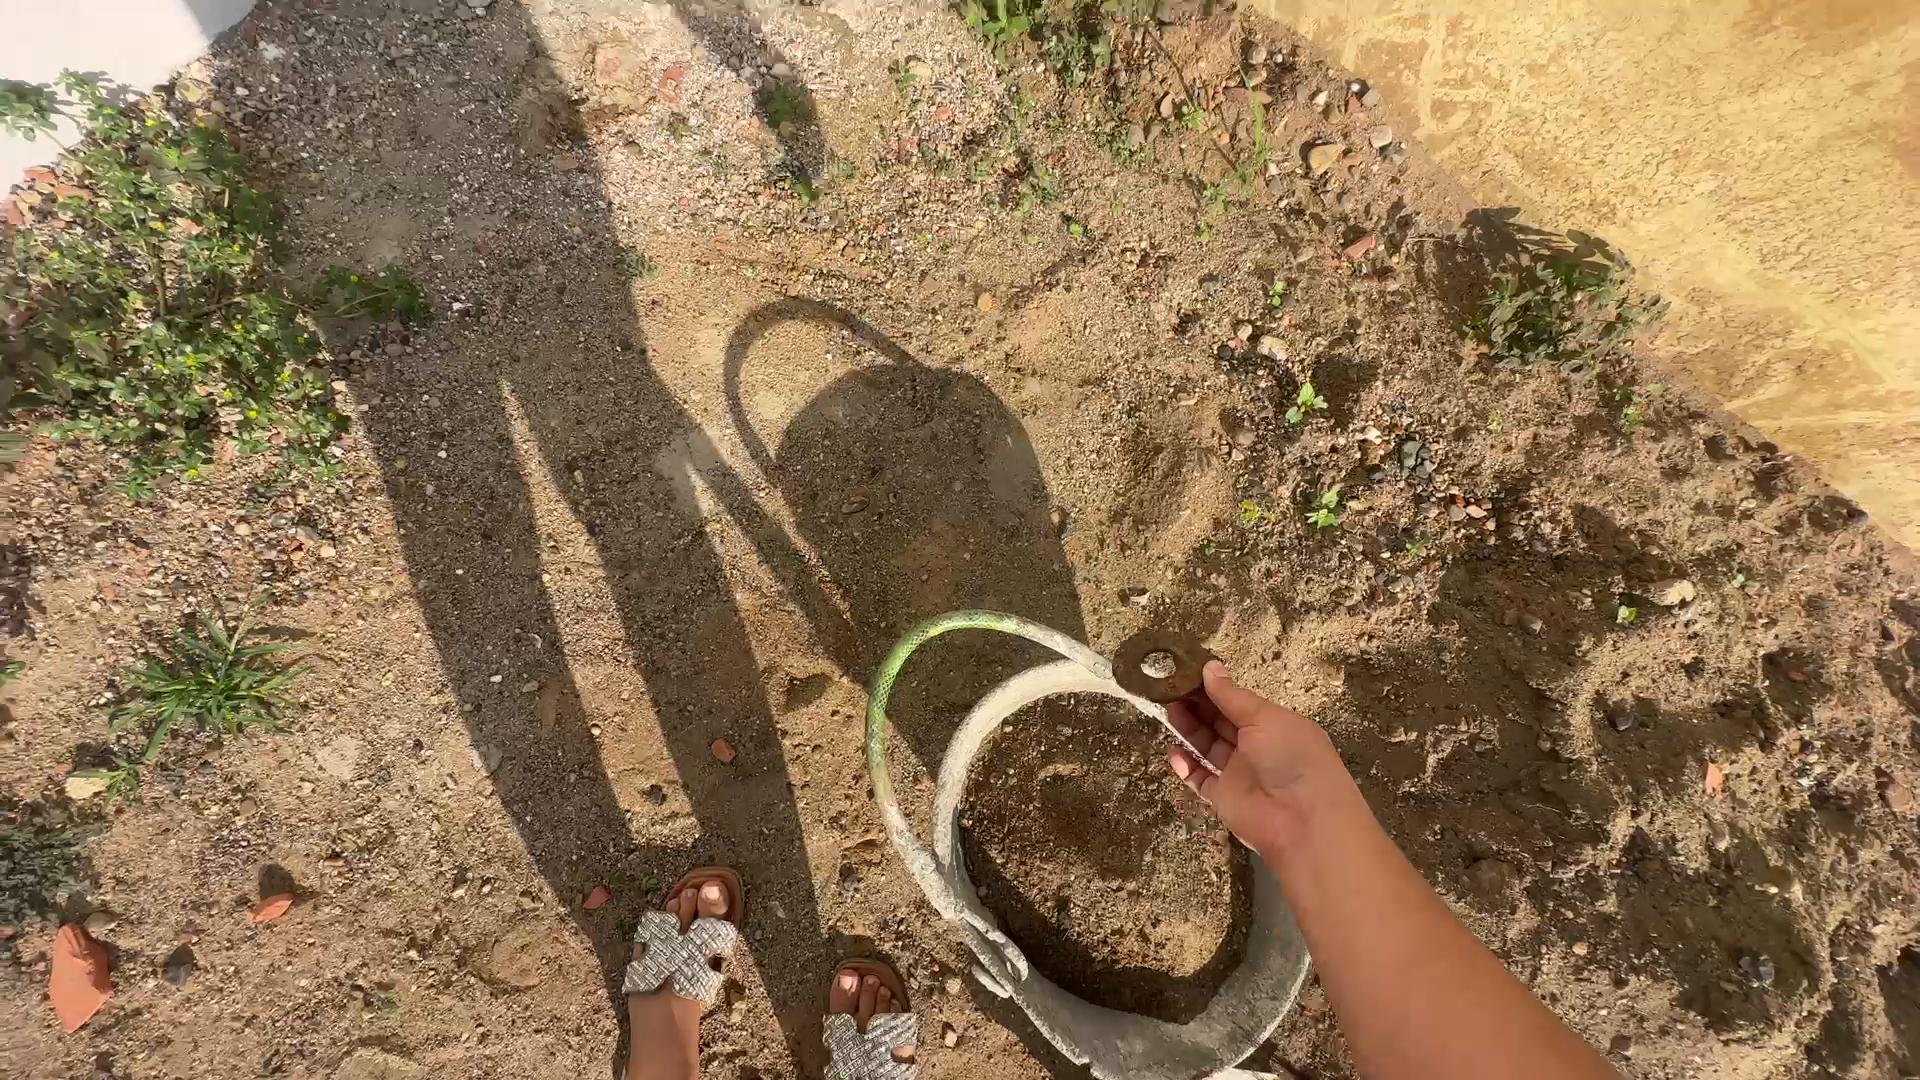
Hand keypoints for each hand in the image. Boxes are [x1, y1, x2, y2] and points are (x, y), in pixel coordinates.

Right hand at [1167, 661, 1356, 856]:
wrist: (1302, 822)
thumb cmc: (1291, 758)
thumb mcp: (1265, 717)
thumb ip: (1232, 696)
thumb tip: (1209, 667)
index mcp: (1273, 725)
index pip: (1237, 703)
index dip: (1213, 689)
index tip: (1186, 674)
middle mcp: (1256, 747)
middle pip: (1219, 723)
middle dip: (1196, 706)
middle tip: (1169, 689)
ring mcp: (1239, 774)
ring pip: (1207, 747)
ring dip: (1188, 730)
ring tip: (1168, 713)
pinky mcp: (1223, 798)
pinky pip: (1200, 778)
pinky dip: (1186, 766)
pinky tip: (1174, 752)